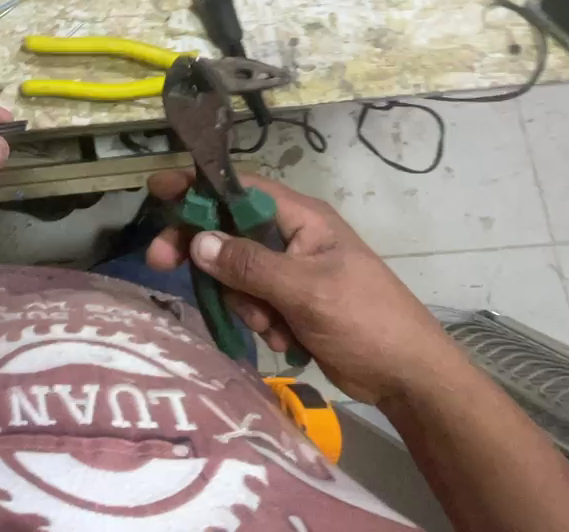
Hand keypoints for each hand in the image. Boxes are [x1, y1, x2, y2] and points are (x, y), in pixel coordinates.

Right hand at [145, 169, 468, 403]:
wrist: (411, 381)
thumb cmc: (367, 321)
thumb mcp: (305, 290)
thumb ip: (249, 264)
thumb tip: (197, 242)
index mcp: (301, 218)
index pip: (238, 188)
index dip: (197, 186)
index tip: (158, 190)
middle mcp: (291, 237)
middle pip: (226, 230)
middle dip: (201, 251)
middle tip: (160, 262)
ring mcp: (289, 270)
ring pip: (234, 270)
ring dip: (240, 298)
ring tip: (268, 323)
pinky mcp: (288, 300)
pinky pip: (250, 299)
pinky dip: (257, 318)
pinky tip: (282, 337)